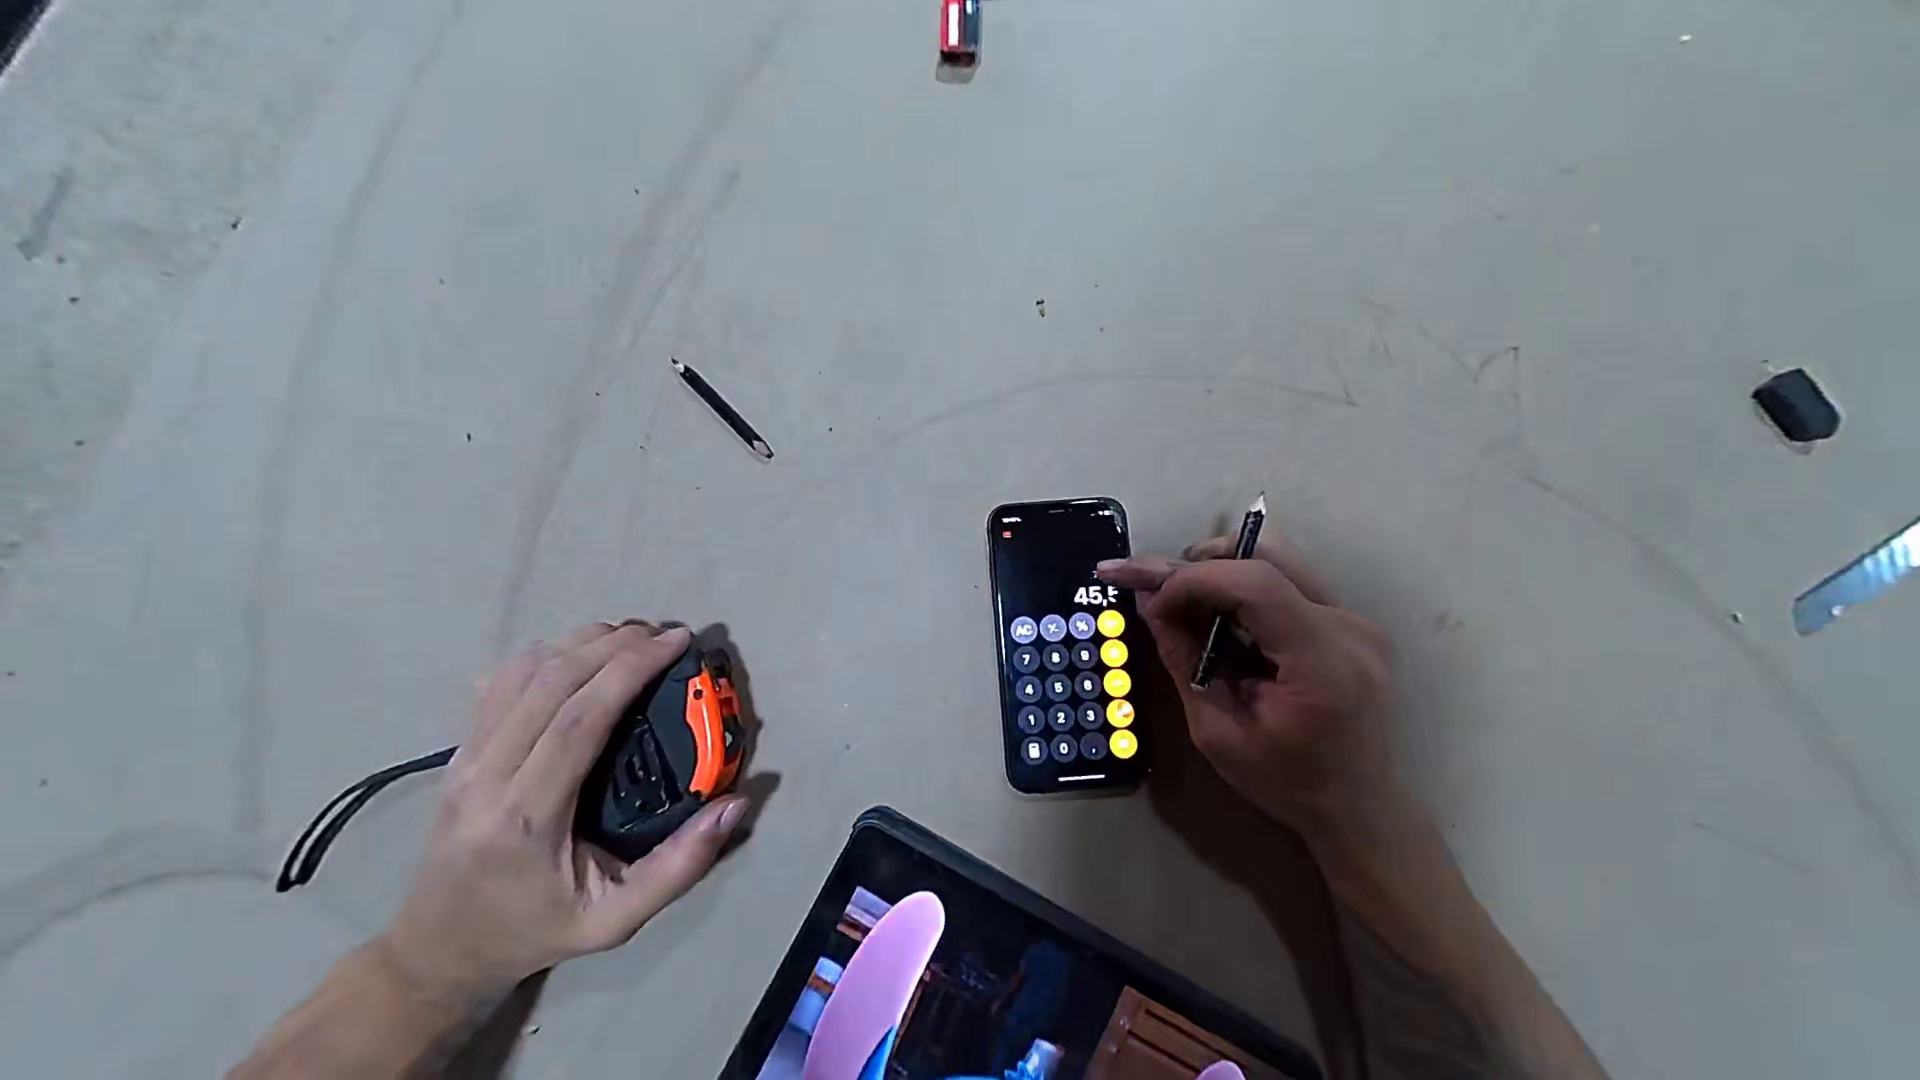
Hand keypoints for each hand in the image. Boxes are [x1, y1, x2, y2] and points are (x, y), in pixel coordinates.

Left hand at [377, 622, 749, 1006]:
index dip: (632, 667)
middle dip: (616, 644)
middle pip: (552, 681)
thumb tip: (736, 804)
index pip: (580, 717)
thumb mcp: (617, 919)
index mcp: (526, 816)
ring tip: (633, 636)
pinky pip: (501, 682)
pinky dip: (549, 653)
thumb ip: (681, 865)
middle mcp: (486, 776)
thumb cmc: (536, 930)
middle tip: (665, 633)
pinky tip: (582, 653)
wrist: (439, 951)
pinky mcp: (457, 751)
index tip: (677, 642)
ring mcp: (463, 759)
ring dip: (582, 642)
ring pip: (524, 671)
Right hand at [1098, 533, 1401, 846]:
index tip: (1153, 603)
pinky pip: (1285, 580)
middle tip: (1159, 590)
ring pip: (1277, 557)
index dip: (1193, 580)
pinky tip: (1217, 617)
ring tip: (1184, 603)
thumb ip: (1182, 659)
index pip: (1257, 584)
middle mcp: (1348, 627)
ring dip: (1220, 569)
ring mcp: (1354, 619)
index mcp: (1324, 663)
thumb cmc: (1287, 783)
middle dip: (1202, 562)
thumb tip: (1148, 601)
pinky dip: (1240, 587)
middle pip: (1267, 552)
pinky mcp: (1347, 621)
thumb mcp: (1216, 732)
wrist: (1360, 808)